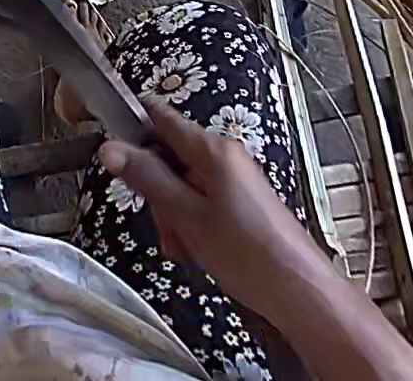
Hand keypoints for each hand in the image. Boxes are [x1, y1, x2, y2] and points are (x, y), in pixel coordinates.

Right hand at [100, 101, 339, 327]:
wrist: (303, 296)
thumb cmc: (247, 253)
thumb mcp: (187, 216)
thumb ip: (147, 179)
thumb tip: (109, 147)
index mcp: (212, 148)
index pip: (161, 116)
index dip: (132, 122)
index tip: (110, 140)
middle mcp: (224, 154)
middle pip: (170, 155)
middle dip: (157, 189)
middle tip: (164, 225)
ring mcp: (234, 177)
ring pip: (183, 182)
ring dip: (174, 212)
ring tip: (184, 246)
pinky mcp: (241, 200)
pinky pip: (202, 199)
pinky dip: (192, 221)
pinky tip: (197, 250)